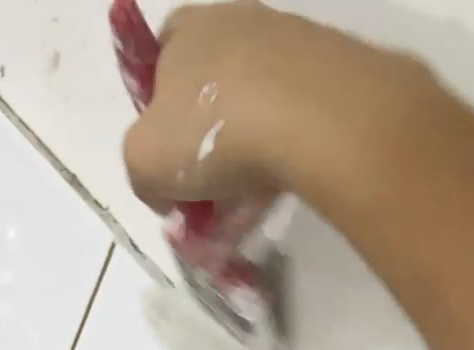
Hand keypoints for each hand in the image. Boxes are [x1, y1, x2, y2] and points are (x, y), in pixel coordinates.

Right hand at [122, 2, 427, 209]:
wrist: (318, 119)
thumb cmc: (214, 132)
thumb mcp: (143, 162)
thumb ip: (141, 172)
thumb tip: (163, 191)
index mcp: (186, 30)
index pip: (160, 52)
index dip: (157, 102)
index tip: (165, 150)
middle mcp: (238, 21)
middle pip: (210, 85)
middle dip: (204, 139)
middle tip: (204, 190)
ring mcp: (290, 41)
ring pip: (254, 106)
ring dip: (245, 153)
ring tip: (244, 202)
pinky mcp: (332, 69)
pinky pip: (294, 117)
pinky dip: (282, 153)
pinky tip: (277, 188)